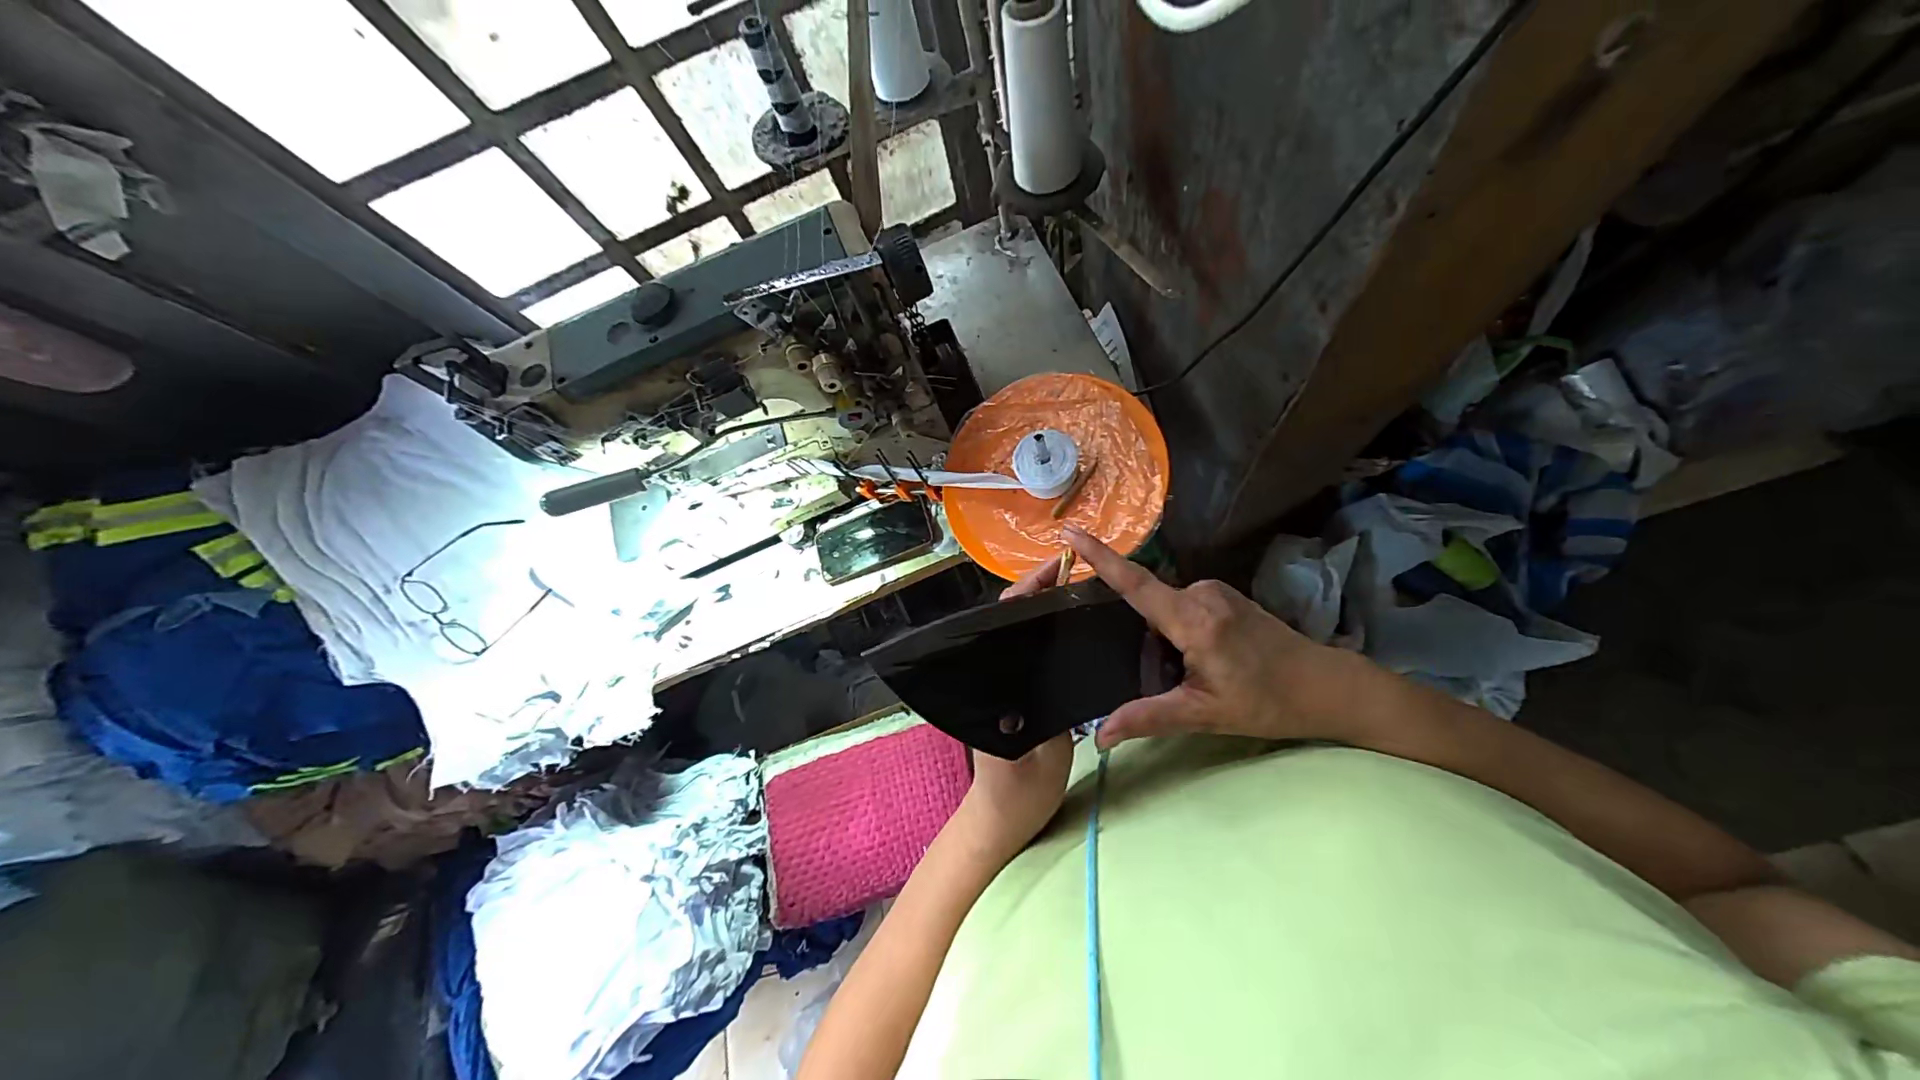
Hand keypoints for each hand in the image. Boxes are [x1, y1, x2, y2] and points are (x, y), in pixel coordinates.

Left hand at [937, 554, 1074, 861]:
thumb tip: (1056, 661)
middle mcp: (1001, 674)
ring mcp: (1015, 685)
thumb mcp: (1037, 749)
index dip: (1027, 591)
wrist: (1007, 820)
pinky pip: (1041, 659)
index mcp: (995, 678)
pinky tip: (1084, 635)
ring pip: (1029, 638)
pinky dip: (1058, 640)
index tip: (1056, 569)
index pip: (1004, 621)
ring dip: (1051, 613)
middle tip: (1080, 573)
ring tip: (1087, 593)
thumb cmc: (1016, 789)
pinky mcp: (1029, 698)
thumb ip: (1047, 710)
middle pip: (1017, 621)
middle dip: (1042, 593)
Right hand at [1063, 525, 1369, 749]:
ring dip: (1159, 638)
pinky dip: (1174, 631)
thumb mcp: (1204, 714)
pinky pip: (1181, 606)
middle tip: (1162, 677)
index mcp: (1194, 620)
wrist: (1326, 686)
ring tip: (1187, 675)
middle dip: (1138, 636)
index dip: (1100, 557)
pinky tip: (1199, 661)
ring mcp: (1215, 591)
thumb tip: (1101, 735)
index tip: (1071, 533)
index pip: (1136, 583)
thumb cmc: (1266, 702)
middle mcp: (1202, 594)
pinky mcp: (1223, 595)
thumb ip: (1148, 717)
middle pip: (1145, 603)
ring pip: (1163, 608)